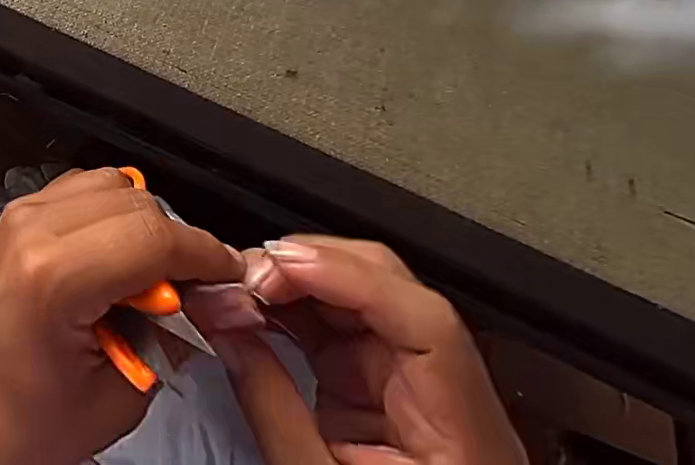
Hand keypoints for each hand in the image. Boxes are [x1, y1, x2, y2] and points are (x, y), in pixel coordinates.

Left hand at [0, 167, 245, 464]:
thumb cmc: (23, 420)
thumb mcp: (117, 396)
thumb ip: (176, 333)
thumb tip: (218, 294)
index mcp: (52, 278)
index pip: (156, 238)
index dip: (205, 253)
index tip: (228, 271)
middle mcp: (35, 231)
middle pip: (144, 206)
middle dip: (179, 243)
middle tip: (188, 287)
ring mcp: (27, 212)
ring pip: (122, 185)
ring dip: (148, 223)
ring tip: (143, 274)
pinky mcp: (27, 207)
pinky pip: (94, 185)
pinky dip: (119, 211)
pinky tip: (115, 252)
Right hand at [216, 236, 527, 464]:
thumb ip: (275, 413)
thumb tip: (230, 333)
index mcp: (463, 432)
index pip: (423, 320)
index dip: (351, 275)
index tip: (282, 263)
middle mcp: (444, 387)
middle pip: (387, 286)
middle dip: (311, 265)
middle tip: (248, 274)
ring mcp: (411, 376)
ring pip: (356, 292)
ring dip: (295, 278)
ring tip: (241, 286)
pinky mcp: (379, 379)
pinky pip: (337, 321)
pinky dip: (294, 305)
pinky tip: (259, 304)